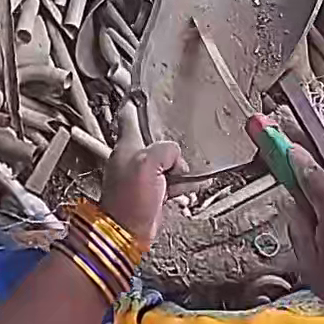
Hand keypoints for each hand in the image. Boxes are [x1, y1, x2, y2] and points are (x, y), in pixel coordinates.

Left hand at [97, 102, 182, 246]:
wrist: (127, 231)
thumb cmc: (128, 199)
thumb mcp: (147, 164)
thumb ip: (165, 151)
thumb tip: (178, 160)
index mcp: (127, 146)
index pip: (128, 117)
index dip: (134, 104)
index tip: (138, 92)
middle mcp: (134, 158)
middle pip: (157, 141)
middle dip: (171, 145)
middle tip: (181, 145)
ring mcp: (145, 175)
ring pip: (170, 162)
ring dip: (182, 167)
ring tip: (189, 172)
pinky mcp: (155, 192)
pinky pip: (175, 181)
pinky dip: (186, 182)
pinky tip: (196, 183)